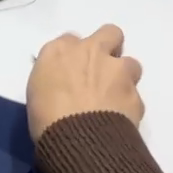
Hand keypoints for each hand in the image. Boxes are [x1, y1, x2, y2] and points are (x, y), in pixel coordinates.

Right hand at [26, 23, 145, 141]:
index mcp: (61, 50)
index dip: (73, 54)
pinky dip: (128, 104)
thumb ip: (53, 75)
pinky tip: (119, 118)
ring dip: (124, 76)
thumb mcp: (37, 90)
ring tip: (114, 96)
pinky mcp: (135, 94)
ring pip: (130, 63)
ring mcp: (117, 71)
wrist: (78, 139)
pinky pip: (134, 95)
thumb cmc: (45, 115)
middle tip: (101, 68)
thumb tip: (62, 79)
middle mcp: (91, 52)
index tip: (70, 69)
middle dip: (109, 46)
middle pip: (109, 33)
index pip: (70, 39)